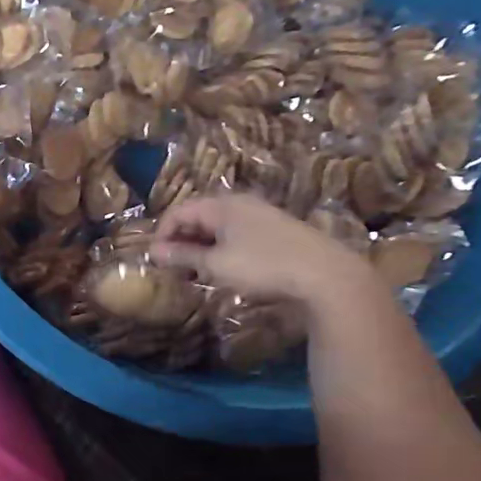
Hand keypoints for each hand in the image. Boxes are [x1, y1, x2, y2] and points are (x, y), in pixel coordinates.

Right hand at [153, 194, 375, 306]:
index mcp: (221, 205)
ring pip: (217, 227)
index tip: (156, 260)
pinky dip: (221, 249)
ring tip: (195, 271)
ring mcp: (261, 216)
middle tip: (173, 267)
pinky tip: (223, 269)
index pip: (177, 212)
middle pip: (197, 217)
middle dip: (180, 241)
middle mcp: (240, 204)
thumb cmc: (261, 265)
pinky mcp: (276, 231)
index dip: (161, 235)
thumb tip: (154, 252)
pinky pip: (236, 234)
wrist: (327, 276)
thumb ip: (181, 255)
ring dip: (200, 247)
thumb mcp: (213, 263)